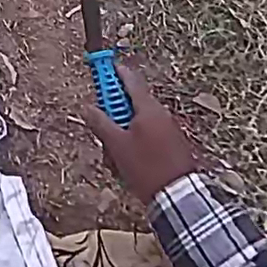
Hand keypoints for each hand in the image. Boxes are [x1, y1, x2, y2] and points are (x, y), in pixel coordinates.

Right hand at [81, 59, 198, 203]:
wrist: (179, 198)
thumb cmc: (146, 167)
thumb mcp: (116, 144)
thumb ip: (100, 122)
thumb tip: (87, 107)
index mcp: (147, 108)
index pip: (129, 79)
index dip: (112, 72)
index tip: (99, 68)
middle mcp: (160, 114)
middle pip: (130, 102)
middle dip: (113, 113)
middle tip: (102, 128)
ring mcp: (167, 129)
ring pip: (136, 122)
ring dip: (121, 133)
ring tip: (114, 156)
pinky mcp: (171, 145)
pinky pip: (146, 136)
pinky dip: (133, 144)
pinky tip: (126, 164)